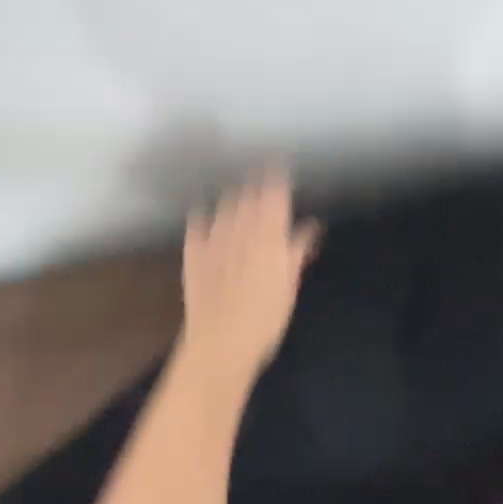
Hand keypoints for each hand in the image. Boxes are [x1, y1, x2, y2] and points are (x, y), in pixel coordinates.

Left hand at [179, 166, 320, 380]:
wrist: (220, 342)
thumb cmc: (264, 320)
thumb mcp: (288, 287)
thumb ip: (296, 252)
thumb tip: (309, 226)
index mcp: (269, 236)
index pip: (275, 193)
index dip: (278, 175)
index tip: (282, 162)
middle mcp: (240, 228)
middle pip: (248, 193)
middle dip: (255, 179)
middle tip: (261, 170)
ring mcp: (213, 237)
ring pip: (224, 203)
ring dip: (233, 194)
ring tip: (238, 188)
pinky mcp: (192, 250)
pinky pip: (198, 222)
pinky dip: (205, 215)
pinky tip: (206, 212)